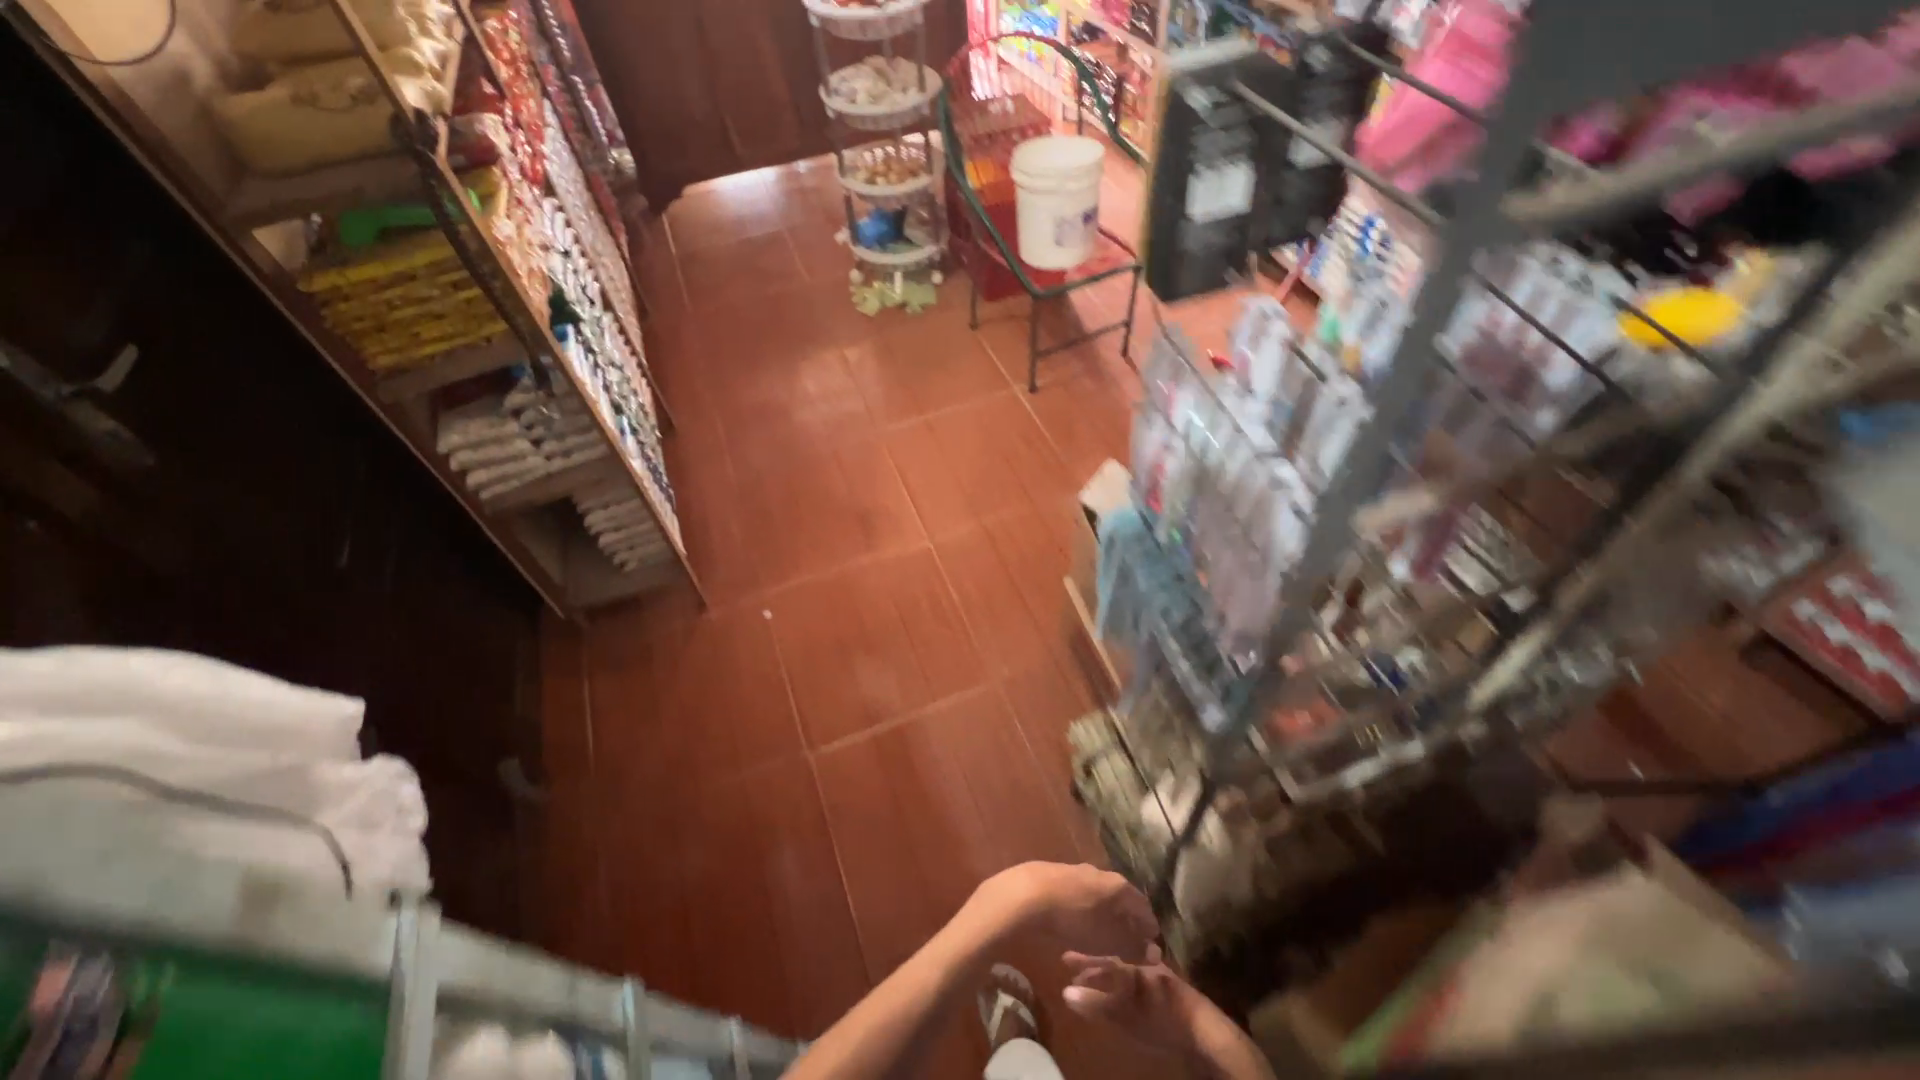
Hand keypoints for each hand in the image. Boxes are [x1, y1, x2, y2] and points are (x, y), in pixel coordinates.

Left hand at [959, 862, 1157, 963]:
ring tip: (1098, 935)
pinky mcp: (1052, 875)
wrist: (1026, 895)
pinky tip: (1072, 923)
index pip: (1142, 905)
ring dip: (1100, 915)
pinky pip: (1075, 896)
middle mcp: (1099, 873)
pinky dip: (1081, 910)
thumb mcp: (1108, 940)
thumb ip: (1132, 946)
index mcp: (1118, 886)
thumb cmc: (1075, 920)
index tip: (1150, 942)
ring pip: (1095, 895)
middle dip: (1124, 919)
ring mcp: (1074, 871)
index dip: (1148, 925)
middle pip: (1118, 898)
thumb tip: (1155, 952)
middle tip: (1125, 941)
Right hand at [1060, 947, 1204, 1056]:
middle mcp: (1146, 965)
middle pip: (1115, 961)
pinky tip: (1122, 991)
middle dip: (1095, 967)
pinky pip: (1139, 978)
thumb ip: (1097, 1004)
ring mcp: (1160, 977)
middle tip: (1075, 971)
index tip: (1064, 958)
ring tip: (1094, 981)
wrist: (1205, 1032)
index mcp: (1134, 966)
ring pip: (1128, 969)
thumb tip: (1065, 992)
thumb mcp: (1126, 1015)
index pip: (1103, 958)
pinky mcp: (1170, 991)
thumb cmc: (1163, 1019)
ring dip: (1110, 975)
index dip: (1084, 961)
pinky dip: (1124, 983)